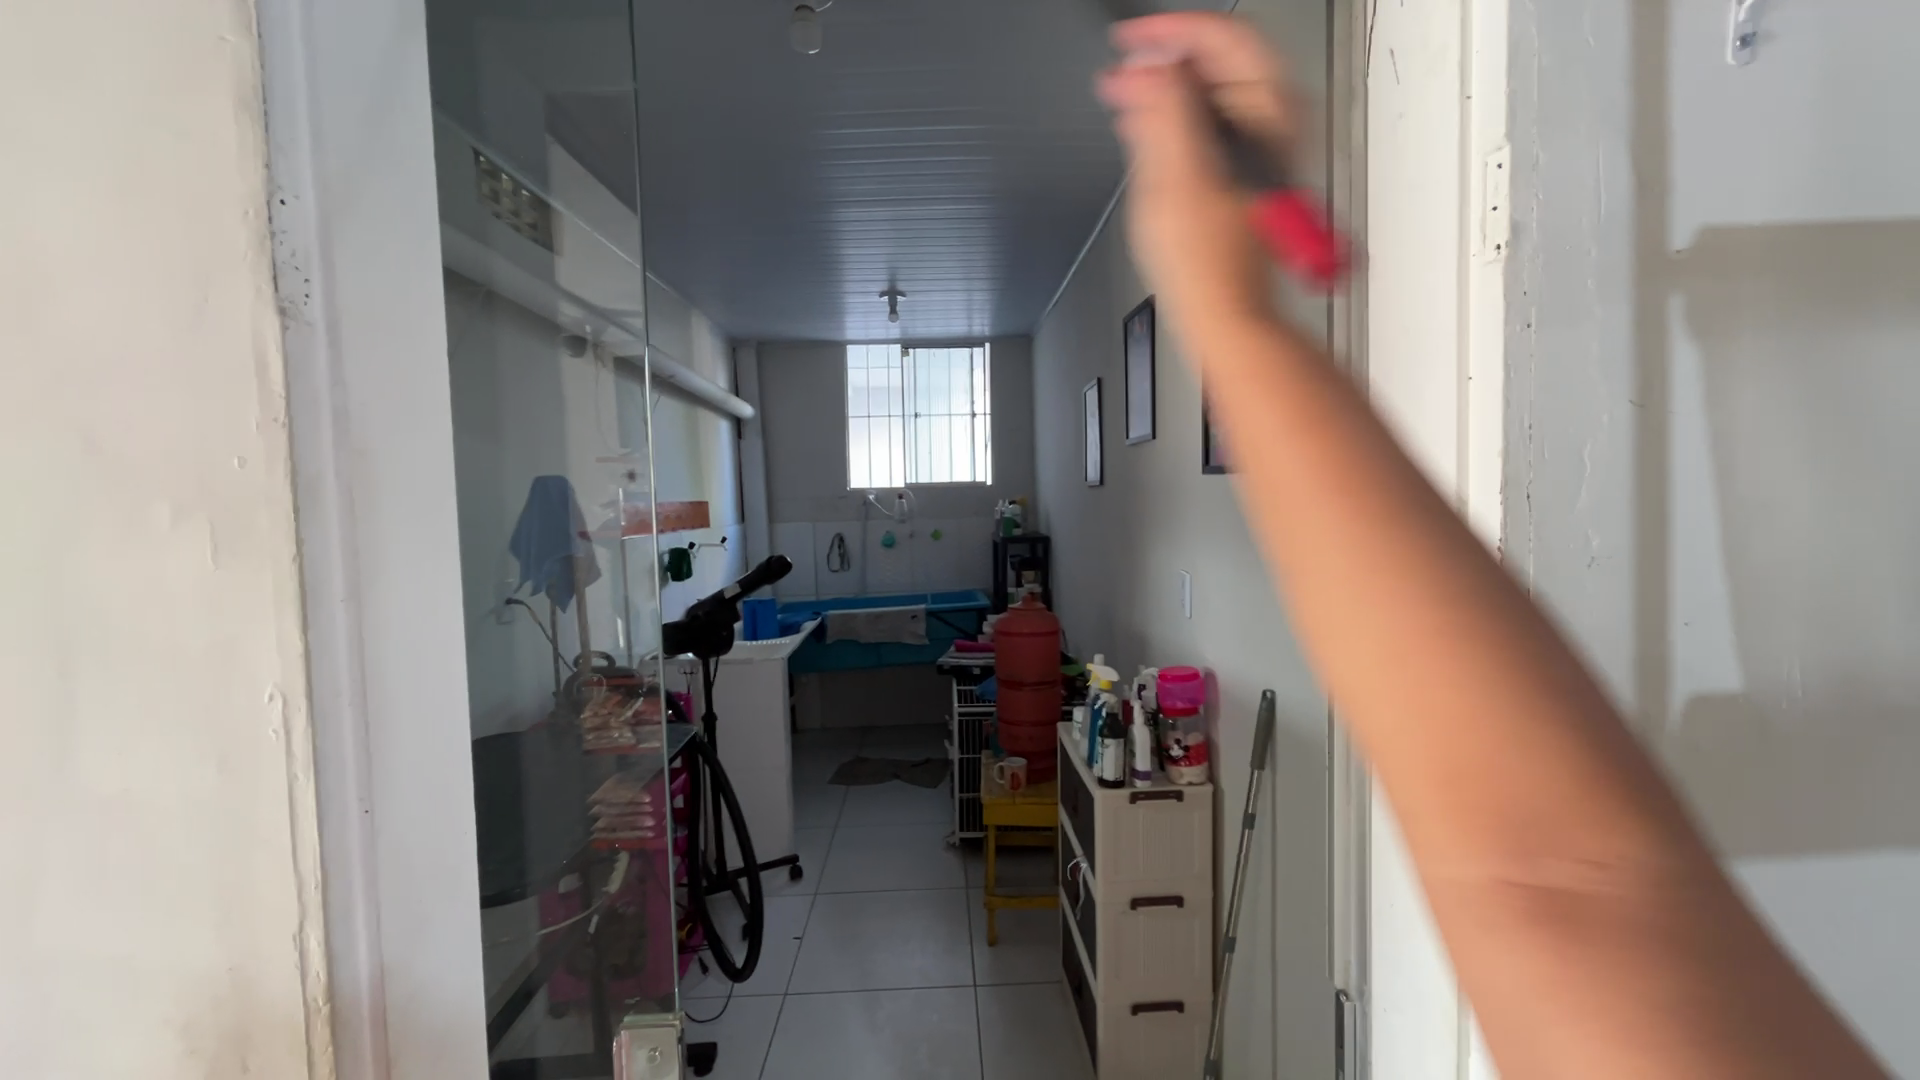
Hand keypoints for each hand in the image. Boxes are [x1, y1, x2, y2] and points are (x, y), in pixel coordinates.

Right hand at [1097, 14, 1294, 335]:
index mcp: (1264, 115)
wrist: (1222, 312)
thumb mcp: (1174, 178)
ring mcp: (1257, 151)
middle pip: (1218, 62)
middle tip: (1123, 67)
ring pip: (1210, 94)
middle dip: (1165, 60)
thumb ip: (1164, 111)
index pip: (1222, 38)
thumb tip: (1150, 67)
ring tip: (1126, 94)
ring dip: (1165, 89)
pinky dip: (1172, 118)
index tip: (1129, 41)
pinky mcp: (1240, 174)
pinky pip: (1206, 126)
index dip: (1169, 34)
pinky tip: (1146, 128)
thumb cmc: (1206, 264)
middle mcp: (1269, 127)